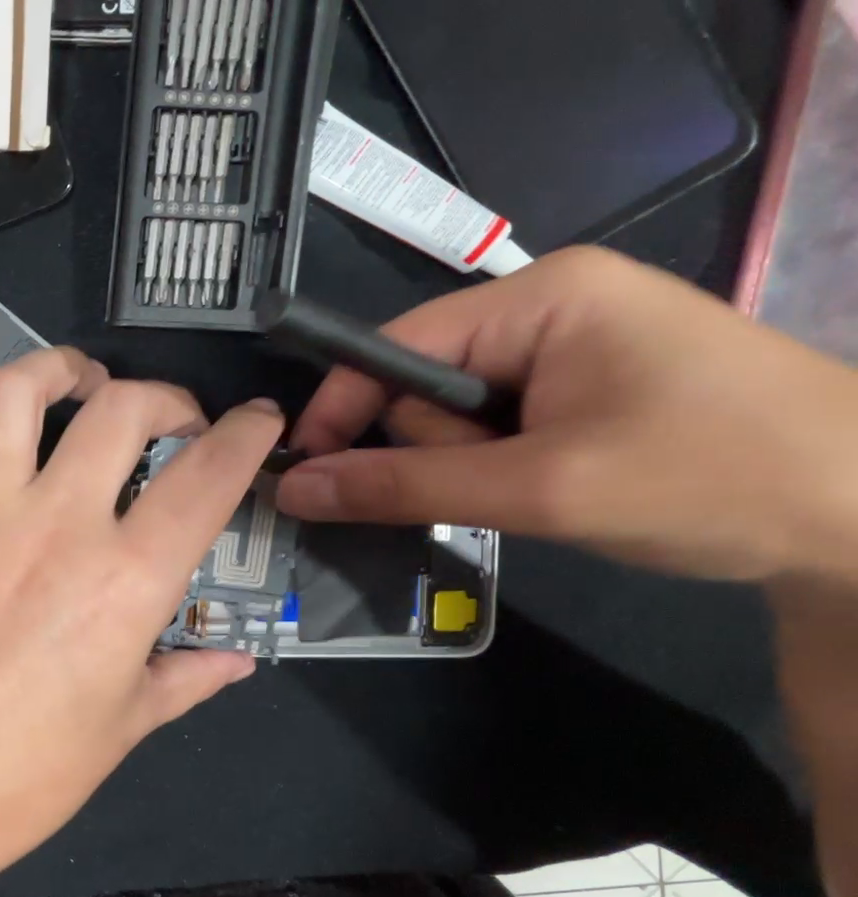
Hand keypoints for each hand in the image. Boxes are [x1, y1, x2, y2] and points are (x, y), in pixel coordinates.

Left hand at [0, 347, 283, 880]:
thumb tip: (236, 662)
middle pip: (118, 412)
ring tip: (74, 382)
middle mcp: (51, 531)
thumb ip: (185, 678)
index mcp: (123, 582)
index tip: (257, 424)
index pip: (206, 479)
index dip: (247, 438)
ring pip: (7, 403)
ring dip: (49, 372)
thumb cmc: (28, 776)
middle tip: (169, 420)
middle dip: (161, 397)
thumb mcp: (124, 727)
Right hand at [276, 246, 857, 584]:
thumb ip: (403, 486)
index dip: (342, 409)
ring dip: (477, 464)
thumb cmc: (712, 480)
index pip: (394, 345)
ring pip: (459, 413)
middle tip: (507, 487)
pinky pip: (499, 424)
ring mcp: (575, 343)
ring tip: (548, 490)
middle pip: (424, 382)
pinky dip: (504, 465)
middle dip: (441, 447)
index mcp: (541, 298)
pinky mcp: (591, 382)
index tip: (306, 477)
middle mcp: (550, 305)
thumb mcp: (541, 489)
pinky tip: (556, 485)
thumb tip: (291, 489)